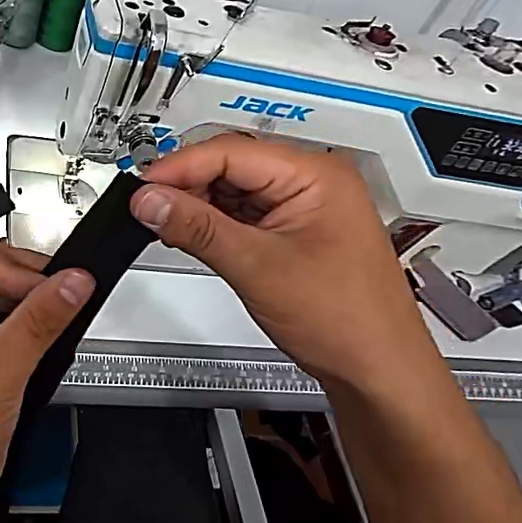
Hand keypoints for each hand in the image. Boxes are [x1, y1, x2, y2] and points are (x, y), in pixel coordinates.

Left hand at [0, 238, 91, 522]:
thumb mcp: (0, 369)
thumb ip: (41, 319)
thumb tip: (72, 281)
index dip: (17, 269)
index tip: (50, 290)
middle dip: (26, 285)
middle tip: (57, 302)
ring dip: (29, 308)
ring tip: (49, 327)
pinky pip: (3, 322)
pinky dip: (26, 327)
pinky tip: (41, 343)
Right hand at [129, 133, 444, 396]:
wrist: (377, 371)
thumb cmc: (349, 321)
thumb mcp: (257, 267)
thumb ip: (197, 228)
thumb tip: (152, 201)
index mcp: (316, 175)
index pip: (230, 151)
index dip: (180, 168)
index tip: (144, 187)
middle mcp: (313, 182)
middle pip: (230, 165)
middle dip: (186, 186)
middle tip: (149, 208)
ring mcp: (303, 206)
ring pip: (233, 189)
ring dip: (197, 206)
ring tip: (167, 226)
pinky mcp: (293, 229)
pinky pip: (242, 213)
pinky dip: (213, 223)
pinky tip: (193, 236)